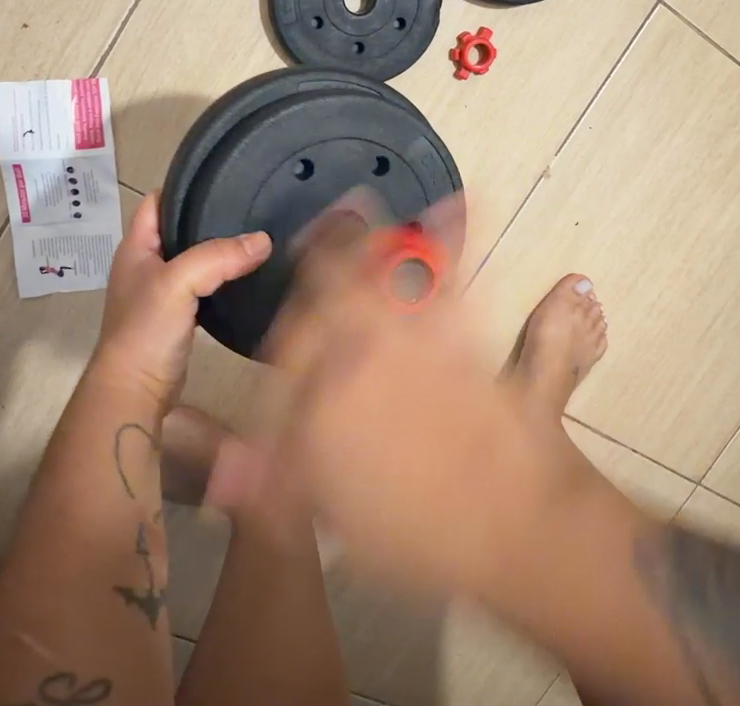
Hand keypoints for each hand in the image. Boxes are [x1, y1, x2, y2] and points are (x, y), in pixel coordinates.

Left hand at [92, 193, 270, 409]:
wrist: (135, 388)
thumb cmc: (145, 328)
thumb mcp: (179, 282)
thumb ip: (219, 257)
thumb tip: (263, 240)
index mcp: (135, 247)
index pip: (156, 202)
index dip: (183, 187)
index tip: (221, 179)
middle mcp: (145, 265)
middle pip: (179, 230)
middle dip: (209, 218)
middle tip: (249, 208)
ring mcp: (159, 293)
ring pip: (193, 261)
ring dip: (218, 253)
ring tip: (255, 239)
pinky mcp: (176, 318)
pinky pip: (202, 289)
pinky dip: (221, 282)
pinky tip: (245, 279)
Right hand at [207, 195, 595, 599]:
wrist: (514, 527)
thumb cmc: (420, 536)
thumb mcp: (337, 518)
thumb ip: (278, 483)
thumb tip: (225, 471)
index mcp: (322, 404)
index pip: (288, 348)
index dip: (287, 330)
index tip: (290, 321)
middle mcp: (361, 359)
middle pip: (330, 294)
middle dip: (321, 256)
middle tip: (319, 226)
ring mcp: (415, 341)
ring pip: (380, 277)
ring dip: (369, 240)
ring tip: (360, 203)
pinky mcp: (464, 337)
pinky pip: (452, 277)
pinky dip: (453, 237)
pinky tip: (458, 203)